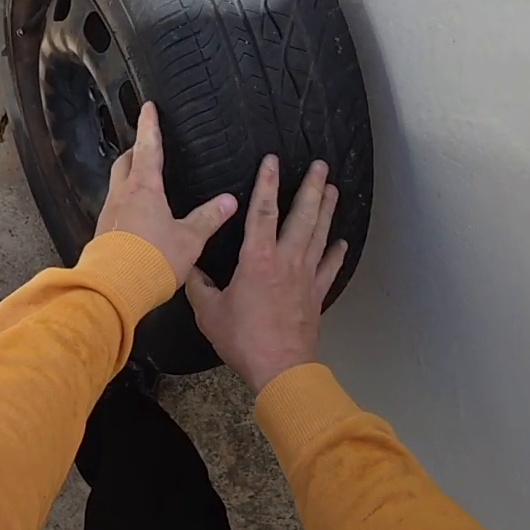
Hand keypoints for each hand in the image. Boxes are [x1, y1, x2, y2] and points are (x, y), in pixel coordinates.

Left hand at [95, 102, 237, 285]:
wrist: (114, 287)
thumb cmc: (152, 259)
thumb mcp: (189, 239)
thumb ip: (208, 218)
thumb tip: (228, 201)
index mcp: (144, 188)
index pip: (147, 147)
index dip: (149, 125)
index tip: (148, 108)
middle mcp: (122, 196)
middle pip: (124, 162)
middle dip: (134, 150)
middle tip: (144, 144)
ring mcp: (109, 214)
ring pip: (116, 185)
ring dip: (127, 177)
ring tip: (141, 179)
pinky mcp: (103, 233)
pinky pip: (114, 209)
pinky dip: (124, 203)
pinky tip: (134, 216)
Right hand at [185, 155, 346, 393]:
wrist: (280, 368)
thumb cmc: (243, 339)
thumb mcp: (209, 311)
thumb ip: (198, 285)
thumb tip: (188, 268)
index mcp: (257, 259)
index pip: (263, 211)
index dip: (266, 183)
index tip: (272, 161)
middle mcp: (286, 261)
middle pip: (302, 215)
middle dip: (311, 187)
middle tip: (319, 166)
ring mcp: (305, 276)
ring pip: (319, 234)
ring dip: (327, 209)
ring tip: (333, 188)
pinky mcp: (316, 294)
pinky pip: (329, 267)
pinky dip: (336, 252)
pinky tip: (341, 241)